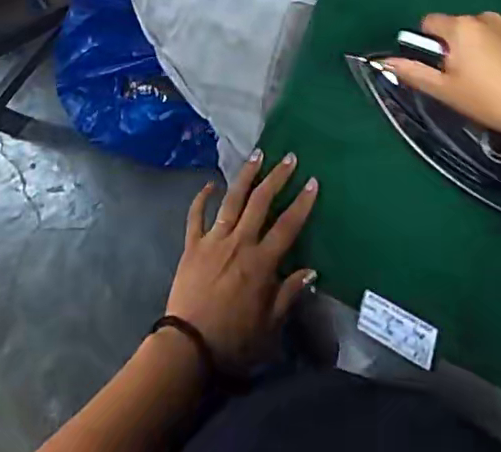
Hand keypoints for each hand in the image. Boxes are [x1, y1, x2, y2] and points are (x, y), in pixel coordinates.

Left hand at [165, 149, 318, 370]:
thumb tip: (310, 270)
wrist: (189, 344)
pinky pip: (196, 215)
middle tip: (288, 158)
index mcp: (261, 262)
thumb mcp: (270, 325)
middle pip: (260, 202)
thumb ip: (288, 293)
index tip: (312, 181)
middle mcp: (239, 242)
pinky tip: (209, 184)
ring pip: (232, 200)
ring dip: (245, 176)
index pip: (287, 226)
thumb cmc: (234, 339)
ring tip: (256, 155)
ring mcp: (213, 240)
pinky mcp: (192, 245)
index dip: (301, 202)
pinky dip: (202, 198)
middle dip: (276, 177)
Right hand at [384, 12, 500, 142]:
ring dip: (482, 48)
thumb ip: (415, 73)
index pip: (428, 23)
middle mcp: (484, 18)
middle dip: (457, 48)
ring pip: (485, 32)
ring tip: (496, 81)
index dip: (428, 45)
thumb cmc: (494, 101)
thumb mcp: (448, 92)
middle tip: (467, 81)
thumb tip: (386, 61)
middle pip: (457, 28)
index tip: (440, 70)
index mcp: (459, 28)